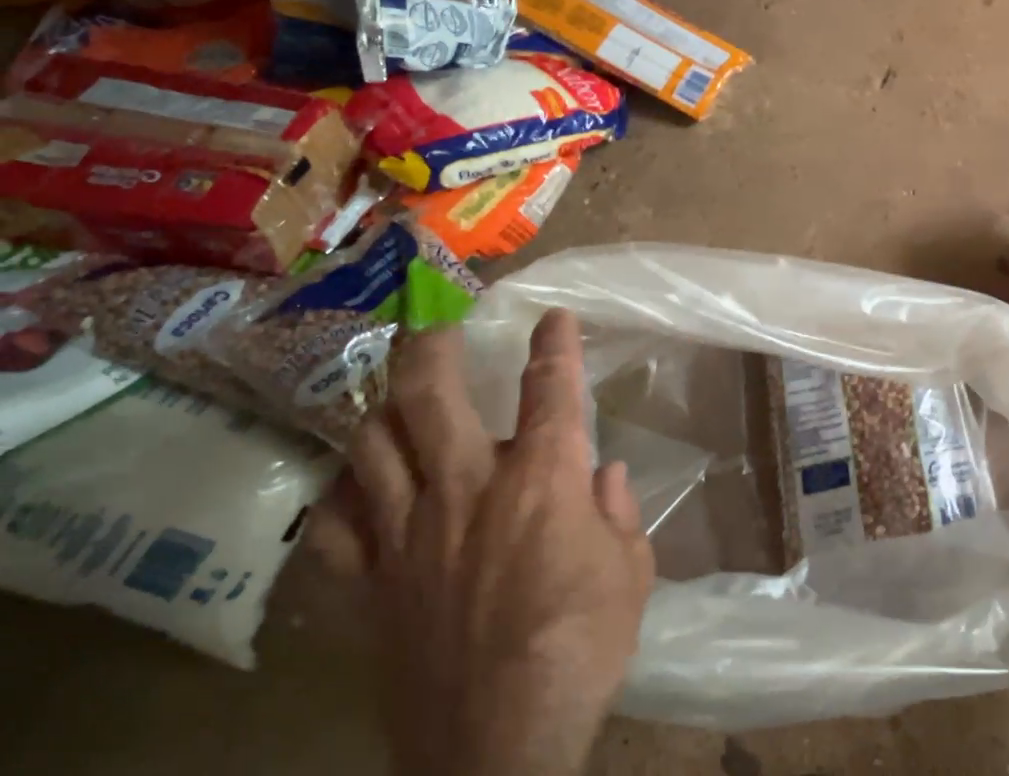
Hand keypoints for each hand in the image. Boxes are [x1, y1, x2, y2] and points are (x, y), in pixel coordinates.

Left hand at [304, 309, 655, 775]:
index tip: (554, 317)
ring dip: (382, 409)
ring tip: (393, 395)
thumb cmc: (585, 643)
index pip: (551, 390)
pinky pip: (335, 525)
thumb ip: (618, 514)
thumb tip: (606, 475)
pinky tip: (355, 487)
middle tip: (436, 320)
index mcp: (543, 480)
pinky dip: (343, 496)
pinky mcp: (370, 582)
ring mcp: (408, 533)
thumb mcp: (631, 572)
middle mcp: (467, 488)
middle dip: (432, 344)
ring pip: (372, 445)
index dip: (555, 345)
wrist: (501, 733)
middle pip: (431, 395)